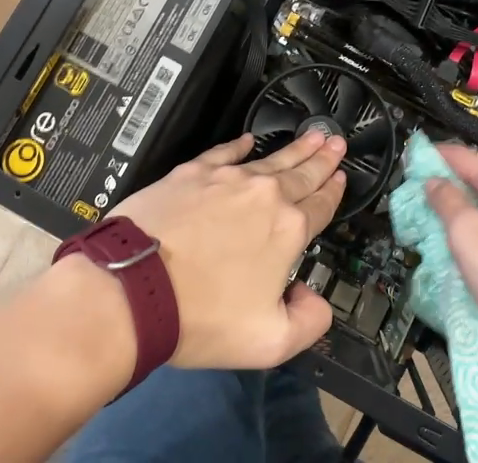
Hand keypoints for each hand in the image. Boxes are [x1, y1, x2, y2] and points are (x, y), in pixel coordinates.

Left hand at [110, 129, 345, 368]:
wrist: (134, 288)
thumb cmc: (203, 318)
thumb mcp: (270, 342)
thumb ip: (309, 322)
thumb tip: (314, 299)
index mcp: (288, 230)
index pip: (320, 206)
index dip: (334, 191)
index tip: (342, 176)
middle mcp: (264, 195)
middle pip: (301, 173)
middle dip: (322, 158)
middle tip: (337, 141)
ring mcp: (226, 180)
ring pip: (270, 159)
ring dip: (294, 148)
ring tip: (312, 135)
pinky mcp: (191, 174)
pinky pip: (223, 153)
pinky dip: (239, 146)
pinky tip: (248, 140)